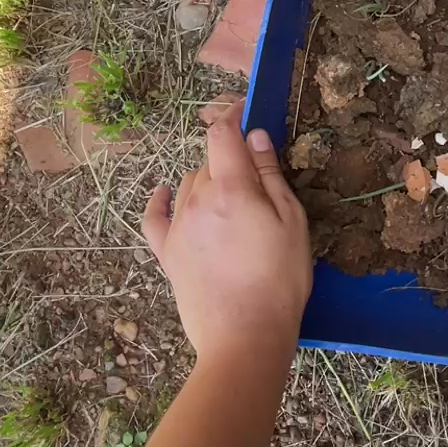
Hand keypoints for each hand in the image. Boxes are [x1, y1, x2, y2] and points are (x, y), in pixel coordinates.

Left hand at [142, 103, 311, 364]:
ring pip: (190, 183)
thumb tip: (256, 136)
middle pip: (210, 159)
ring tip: (236, 198)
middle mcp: (197, 199)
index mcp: (232, 188)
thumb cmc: (280, 278)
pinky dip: (160, 199)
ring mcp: (178, 227)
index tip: (248, 109)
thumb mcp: (292, 221)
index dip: (234, 114)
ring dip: (211, 178)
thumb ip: (271, 176)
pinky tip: (164, 191)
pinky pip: (156, 217)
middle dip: (232, 155)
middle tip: (259, 172)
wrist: (244, 337)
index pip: (222, 133)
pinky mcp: (167, 253)